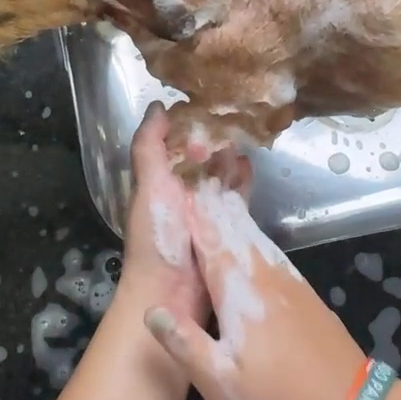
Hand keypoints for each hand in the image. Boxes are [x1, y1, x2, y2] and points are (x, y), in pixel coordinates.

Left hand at [119, 103, 235, 326]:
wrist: (172, 296)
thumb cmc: (157, 239)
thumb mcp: (149, 186)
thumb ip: (149, 147)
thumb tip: (159, 105)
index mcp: (159, 183)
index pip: (174, 144)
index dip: (188, 125)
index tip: (207, 103)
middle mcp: (180, 195)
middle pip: (200, 159)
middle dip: (215, 139)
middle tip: (236, 118)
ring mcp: (204, 213)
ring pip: (219, 177)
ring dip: (230, 158)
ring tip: (246, 137)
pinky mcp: (224, 230)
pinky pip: (236, 200)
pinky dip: (243, 182)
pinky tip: (250, 166)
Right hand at [142, 180, 367, 399]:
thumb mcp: (221, 384)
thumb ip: (185, 343)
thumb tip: (151, 308)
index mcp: (240, 289)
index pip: (208, 237)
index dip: (190, 207)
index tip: (174, 173)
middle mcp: (264, 273)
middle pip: (232, 226)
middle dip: (210, 199)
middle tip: (188, 168)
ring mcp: (287, 280)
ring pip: (251, 235)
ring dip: (228, 213)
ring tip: (207, 191)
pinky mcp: (301, 292)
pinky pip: (266, 251)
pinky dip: (247, 235)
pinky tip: (242, 238)